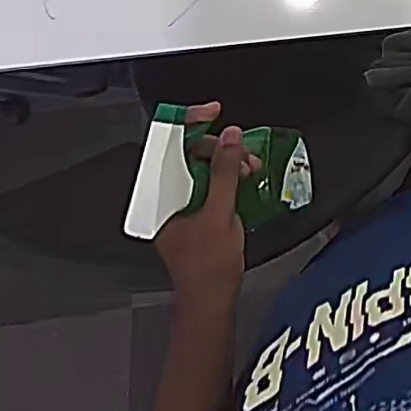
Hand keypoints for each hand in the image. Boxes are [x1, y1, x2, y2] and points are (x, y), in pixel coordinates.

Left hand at [153, 101, 255, 307]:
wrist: (210, 299)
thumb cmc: (209, 263)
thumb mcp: (220, 212)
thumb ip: (225, 171)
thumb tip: (231, 136)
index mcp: (159, 195)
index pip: (167, 146)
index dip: (188, 122)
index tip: (214, 111)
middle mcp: (164, 195)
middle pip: (187, 153)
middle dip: (220, 146)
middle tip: (245, 151)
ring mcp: (179, 203)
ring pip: (201, 165)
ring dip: (229, 160)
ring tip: (251, 168)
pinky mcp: (195, 209)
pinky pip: (209, 180)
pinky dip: (228, 174)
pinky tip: (246, 176)